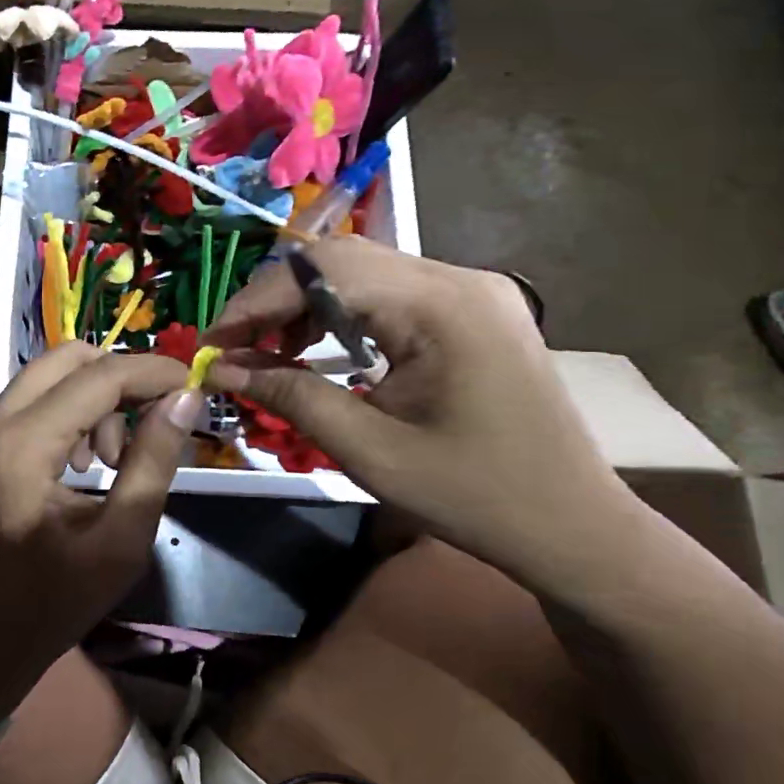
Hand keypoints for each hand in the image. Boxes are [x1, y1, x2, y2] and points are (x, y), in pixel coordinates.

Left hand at [0, 344, 200, 731]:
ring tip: (115, 456)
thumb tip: (185, 398)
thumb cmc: (58, 599)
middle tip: (156, 419)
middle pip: (70, 358)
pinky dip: (72, 410)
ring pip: (51, 373)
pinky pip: (35, 397)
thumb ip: (154, 461)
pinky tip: (86, 460)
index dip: (153, 373)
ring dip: (97, 397)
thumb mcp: (122, 537)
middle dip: (123, 378)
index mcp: (21, 448)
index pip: (99, 378)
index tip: (194, 385)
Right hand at [204, 237, 630, 574]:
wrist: (570, 524)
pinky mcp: (473, 308)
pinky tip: (322, 348)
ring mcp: (472, 288)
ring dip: (308, 303)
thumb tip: (223, 369)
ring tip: (272, 351)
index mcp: (441, 306)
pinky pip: (392, 292)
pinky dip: (344, 313)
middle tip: (236, 347)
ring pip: (365, 271)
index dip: (256, 302)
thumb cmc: (472, 496)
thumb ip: (291, 397)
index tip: (213, 343)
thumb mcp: (370, 451)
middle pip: (343, 259)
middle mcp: (459, 278)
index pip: (325, 272)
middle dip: (277, 299)